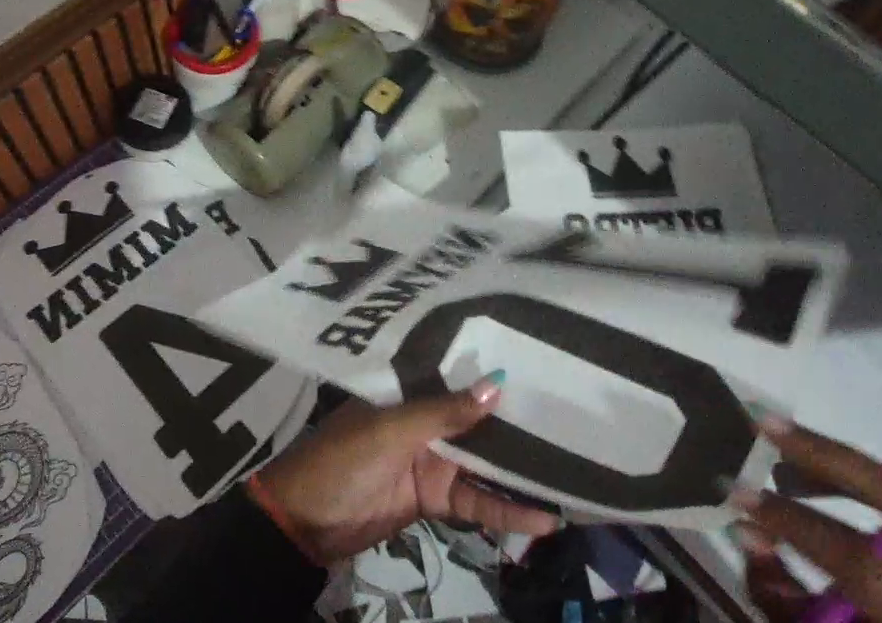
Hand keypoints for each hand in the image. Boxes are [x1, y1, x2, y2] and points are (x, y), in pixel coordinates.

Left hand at [251, 374, 560, 563]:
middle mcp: (424, 420)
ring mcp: (432, 460)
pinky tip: (545, 517)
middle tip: (576, 417)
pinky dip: (508, 511)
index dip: (491, 368)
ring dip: (522, 471)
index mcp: (406, 390)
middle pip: (478, 419)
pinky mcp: (436, 499)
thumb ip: (444, 413)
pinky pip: (478, 502)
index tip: (539, 359)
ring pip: (486, 462)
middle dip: (518, 421)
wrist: (305, 523)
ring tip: (576, 471)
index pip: (455, 373)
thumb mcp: (391, 430)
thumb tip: (498, 384)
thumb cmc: (341, 460)